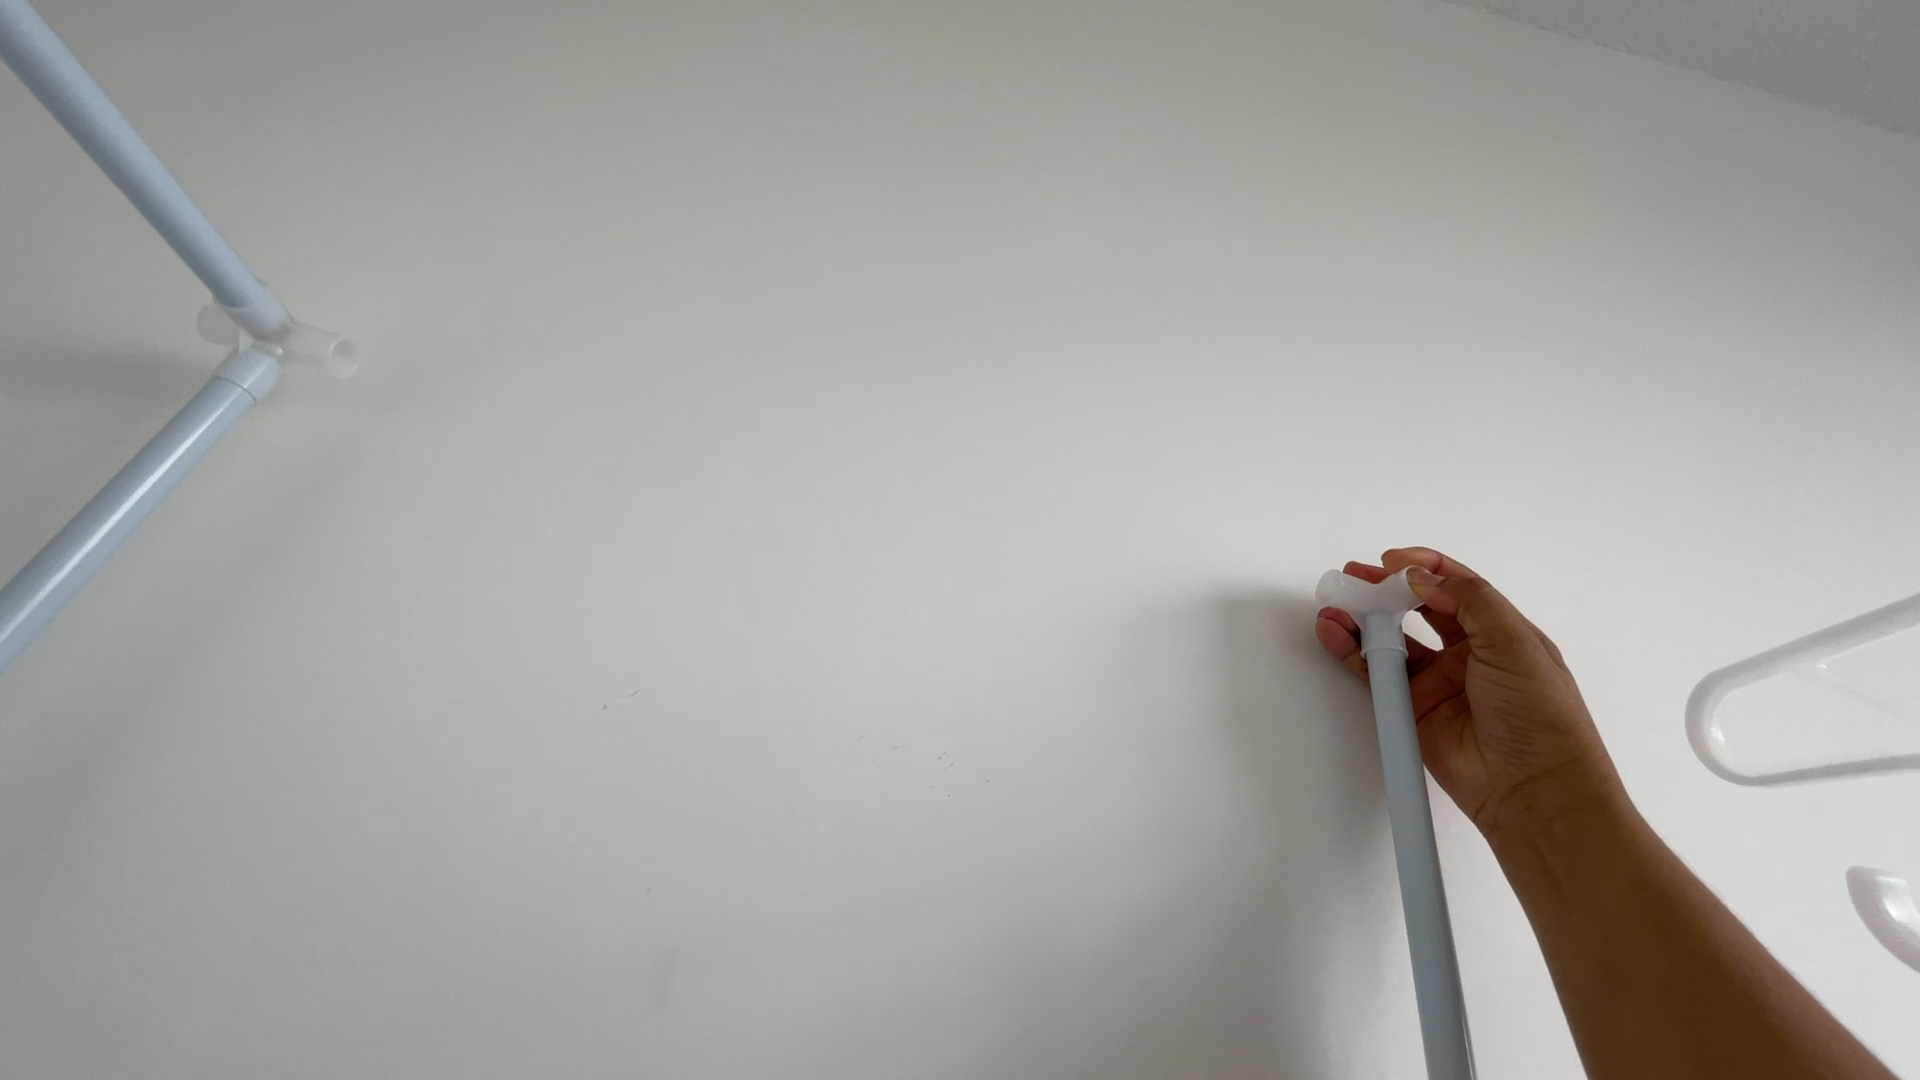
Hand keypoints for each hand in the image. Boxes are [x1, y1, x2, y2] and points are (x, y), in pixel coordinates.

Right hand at [1313, 547, 1625, 836]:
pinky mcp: (1410, 707)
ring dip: (1360, 618)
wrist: (1532, 791)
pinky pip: (1374, 672)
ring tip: (1335, 604)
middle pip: (1417, 608)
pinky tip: (1334, 634)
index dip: (1425, 567)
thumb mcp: (1515, 644)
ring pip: (1389, 638)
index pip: (1457, 586)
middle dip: (1384, 588)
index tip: (1391, 561)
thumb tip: (1420, 576)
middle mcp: (1467, 653)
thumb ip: (1468, 600)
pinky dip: (1351, 651)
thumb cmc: (1541, 717)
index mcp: (1500, 632)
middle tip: (1354, 575)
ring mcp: (1437, 681)